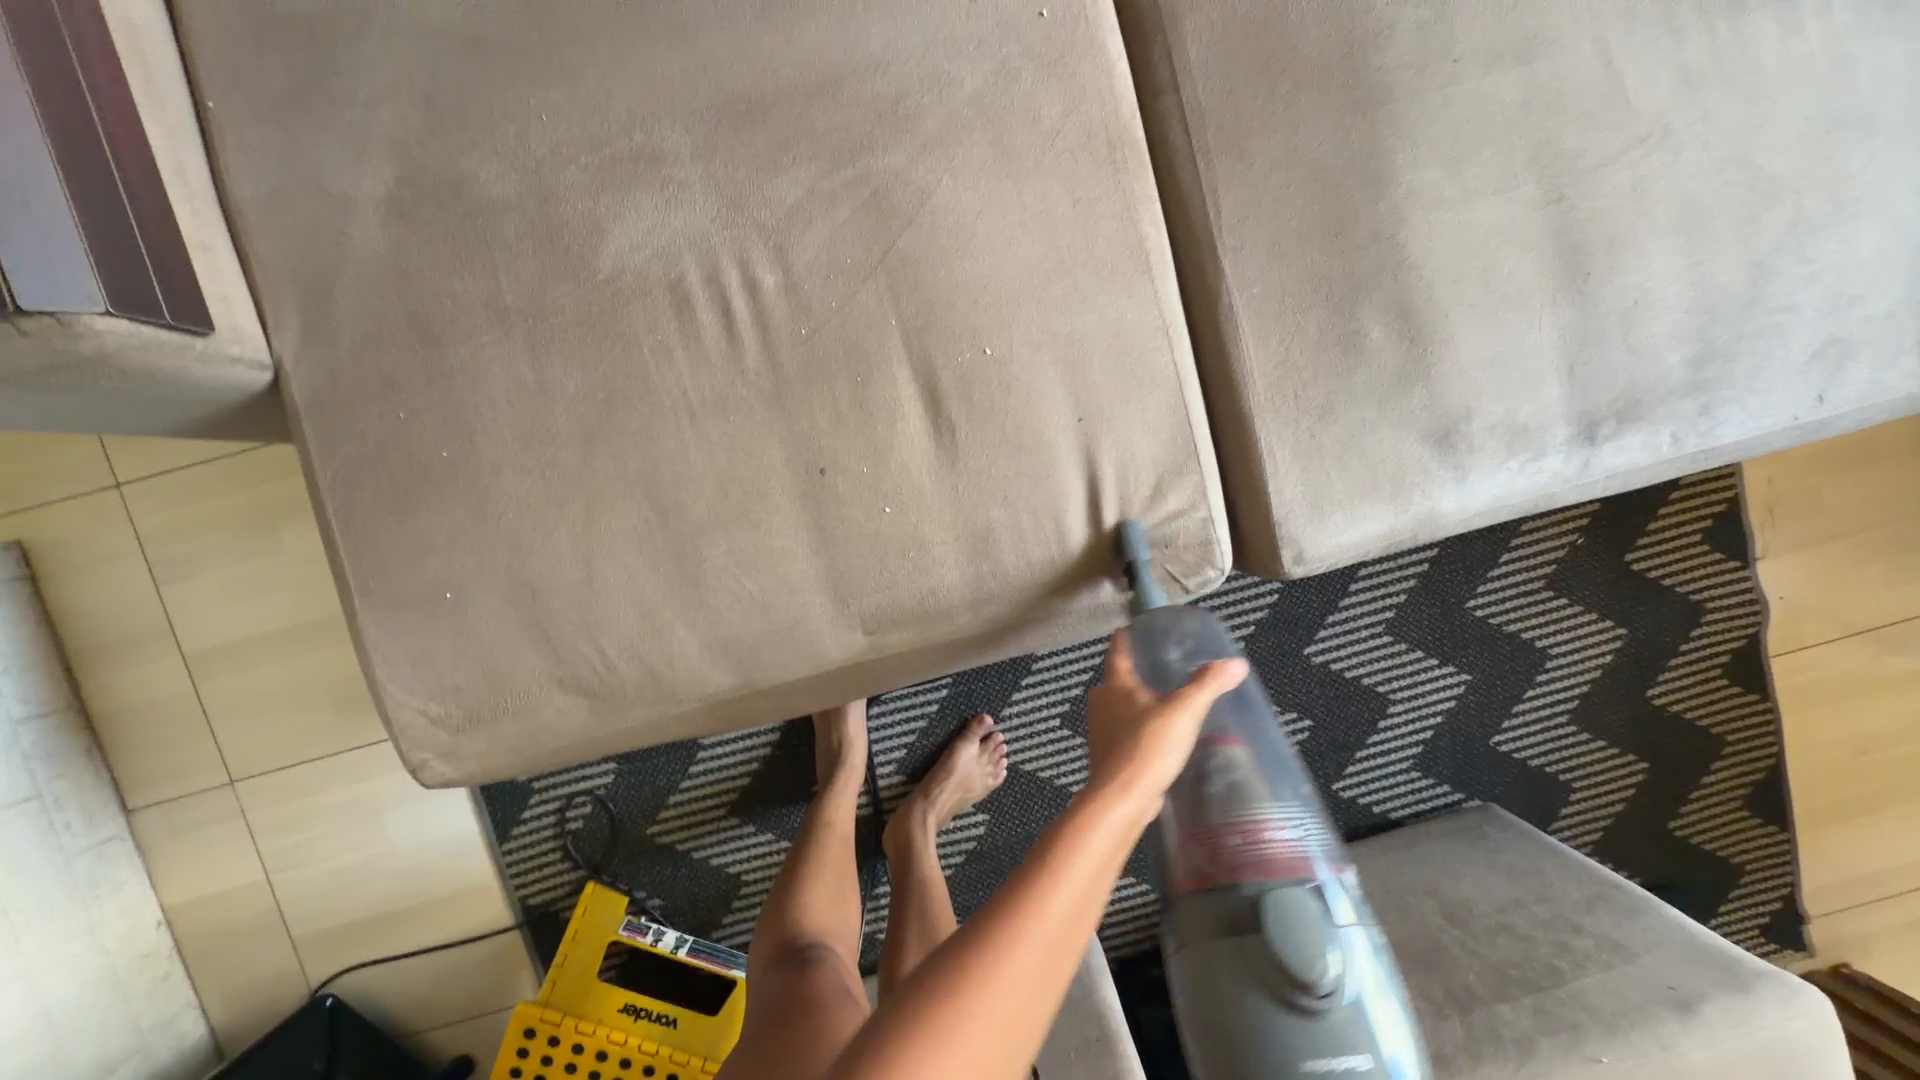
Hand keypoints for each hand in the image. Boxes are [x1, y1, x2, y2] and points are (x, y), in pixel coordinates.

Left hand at [1084, 631, 1248, 818]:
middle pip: (1115, 679)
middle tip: (1156, 668)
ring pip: (1116, 706)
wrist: (1121, 798)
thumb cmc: (1148, 746)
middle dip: (1132, 673)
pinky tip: (1153, 736)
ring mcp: (1099, 729)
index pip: (1117, 650)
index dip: (1125, 638)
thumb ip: (1208, 685)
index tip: (1131, 629)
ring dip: (1133, 703)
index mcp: (1116, 684)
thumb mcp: (1184, 712)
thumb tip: (1236, 663)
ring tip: (1159, 701)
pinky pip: (1121, 732)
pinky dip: (1135, 728)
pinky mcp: (1105, 754)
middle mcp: (1101, 702)